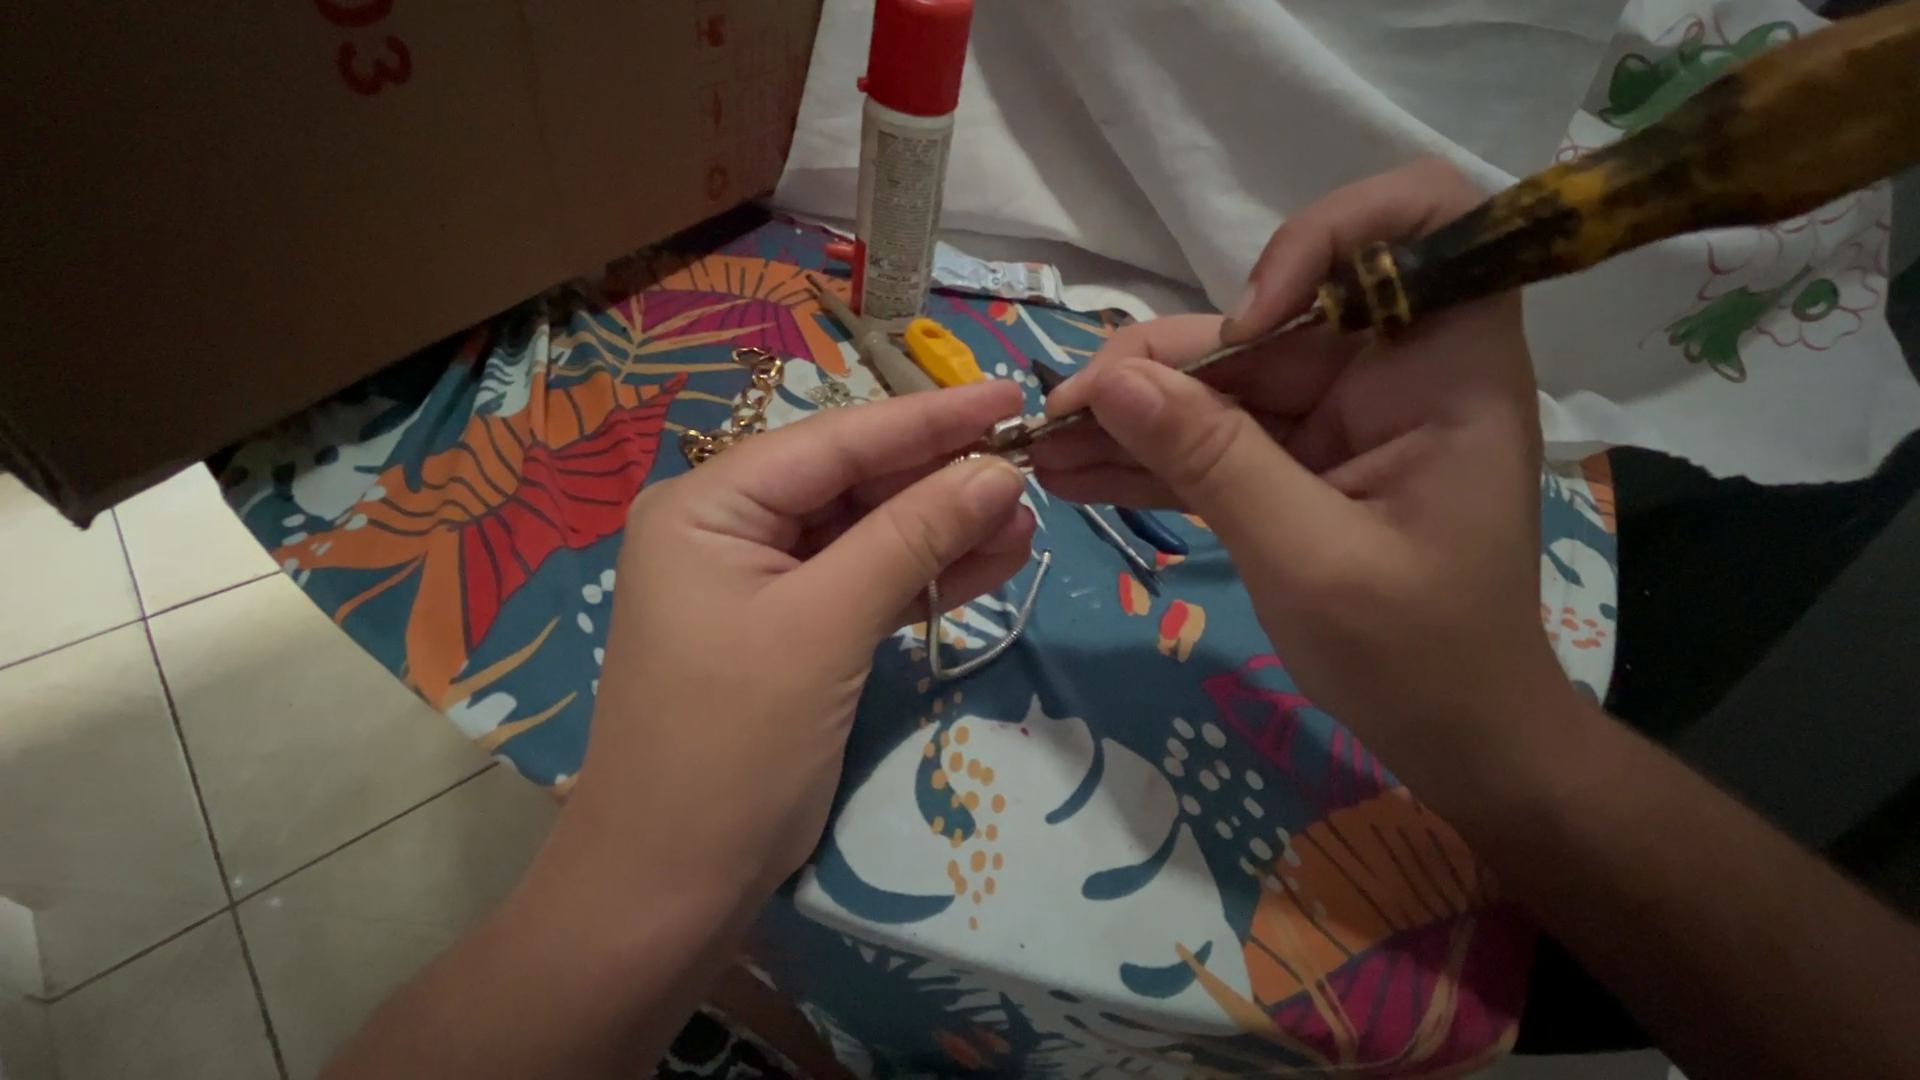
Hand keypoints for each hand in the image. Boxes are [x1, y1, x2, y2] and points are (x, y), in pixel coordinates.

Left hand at [552, 382, 1033, 902]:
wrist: (674, 884)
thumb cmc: (732, 744)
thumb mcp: (826, 627)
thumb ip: (911, 538)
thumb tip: (997, 472)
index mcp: (710, 505)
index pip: (837, 440)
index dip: (929, 418)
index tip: (1009, 395)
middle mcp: (732, 528)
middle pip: (856, 484)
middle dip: (942, 481)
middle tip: (1029, 470)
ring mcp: (765, 582)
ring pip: (871, 537)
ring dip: (946, 531)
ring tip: (1025, 521)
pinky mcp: (796, 630)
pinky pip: (869, 586)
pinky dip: (926, 578)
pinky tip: (994, 562)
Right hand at [1033, 159, 1574, 798]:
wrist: (1449, 735)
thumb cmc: (1415, 655)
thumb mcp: (1308, 556)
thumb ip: (1211, 461)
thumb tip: (1111, 382)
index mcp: (1441, 367)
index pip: (1417, 221)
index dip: (1324, 240)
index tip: (1247, 321)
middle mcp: (1384, 373)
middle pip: (1258, 325)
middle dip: (1154, 366)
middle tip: (1059, 416)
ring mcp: (1328, 421)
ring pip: (1215, 387)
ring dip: (1127, 417)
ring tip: (1042, 447)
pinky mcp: (1286, 466)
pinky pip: (1206, 444)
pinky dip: (1144, 460)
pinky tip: (1073, 475)